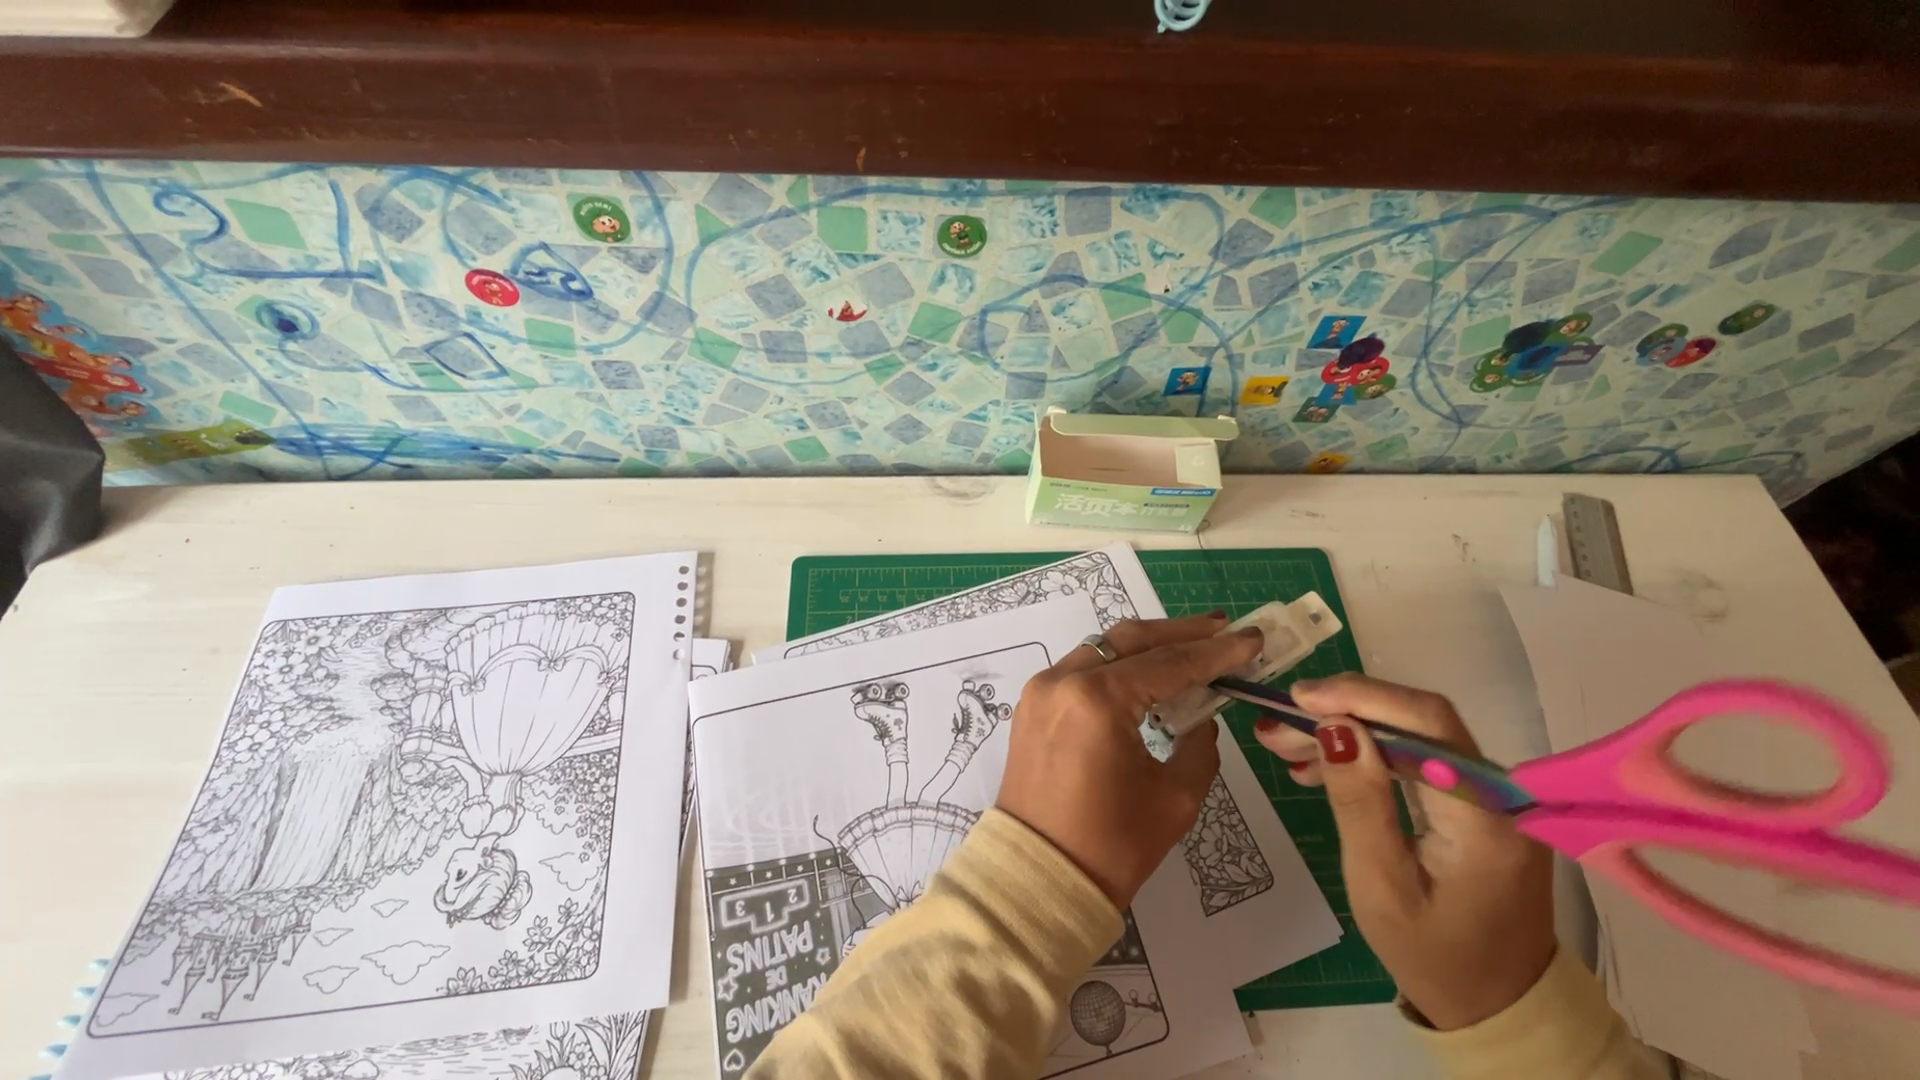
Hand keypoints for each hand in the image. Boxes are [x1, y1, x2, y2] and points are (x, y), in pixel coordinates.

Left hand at [996, 614, 1262, 907]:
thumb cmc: (1111, 847)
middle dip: (1182, 633)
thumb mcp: (1175, 797)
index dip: (1217, 651)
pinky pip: (1082, 670)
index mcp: (1097, 700)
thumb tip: (1201, 716)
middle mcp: (1063, 681)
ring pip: (1103, 648)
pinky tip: (1149, 673)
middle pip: (1131, 639)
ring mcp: (1041, 690)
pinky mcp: (1032, 705)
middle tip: (1225, 630)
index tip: (1252, 638)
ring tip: (1194, 645)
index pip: (1170, 664)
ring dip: (1149, 645)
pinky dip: (1117, 665)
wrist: (1039, 878)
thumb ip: (1199, 745)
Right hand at [1253, 674, 1555, 1030]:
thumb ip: (1360, 803)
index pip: (1427, 724)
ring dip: (1348, 733)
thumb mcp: (1379, 885)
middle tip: (1276, 728)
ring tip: (1286, 747)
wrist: (1500, 1003)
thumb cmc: (1432, 954)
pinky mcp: (1478, 802)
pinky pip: (1417, 759)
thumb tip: (1335, 727)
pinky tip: (1323, 767)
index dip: (1362, 696)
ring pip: (1411, 736)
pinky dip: (1368, 755)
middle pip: (1416, 723)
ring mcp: (1492, 795)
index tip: (1299, 698)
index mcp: (1482, 816)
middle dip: (1342, 715)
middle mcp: (1499, 792)